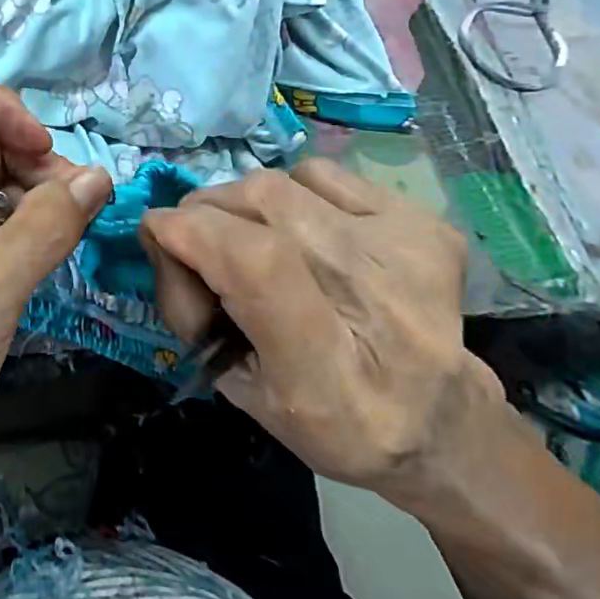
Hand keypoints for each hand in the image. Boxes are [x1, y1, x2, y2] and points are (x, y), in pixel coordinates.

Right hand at [138, 158, 515, 508]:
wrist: (441, 424)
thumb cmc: (325, 419)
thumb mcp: (236, 389)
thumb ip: (189, 312)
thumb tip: (165, 237)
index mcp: (328, 373)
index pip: (253, 262)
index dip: (187, 231)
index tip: (158, 234)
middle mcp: (378, 304)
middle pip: (258, 203)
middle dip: (202, 214)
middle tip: (201, 248)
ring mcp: (408, 253)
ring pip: (276, 182)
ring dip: (239, 203)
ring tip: (250, 238)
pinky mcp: (424, 224)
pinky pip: (317, 174)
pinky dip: (289, 193)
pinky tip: (304, 231)